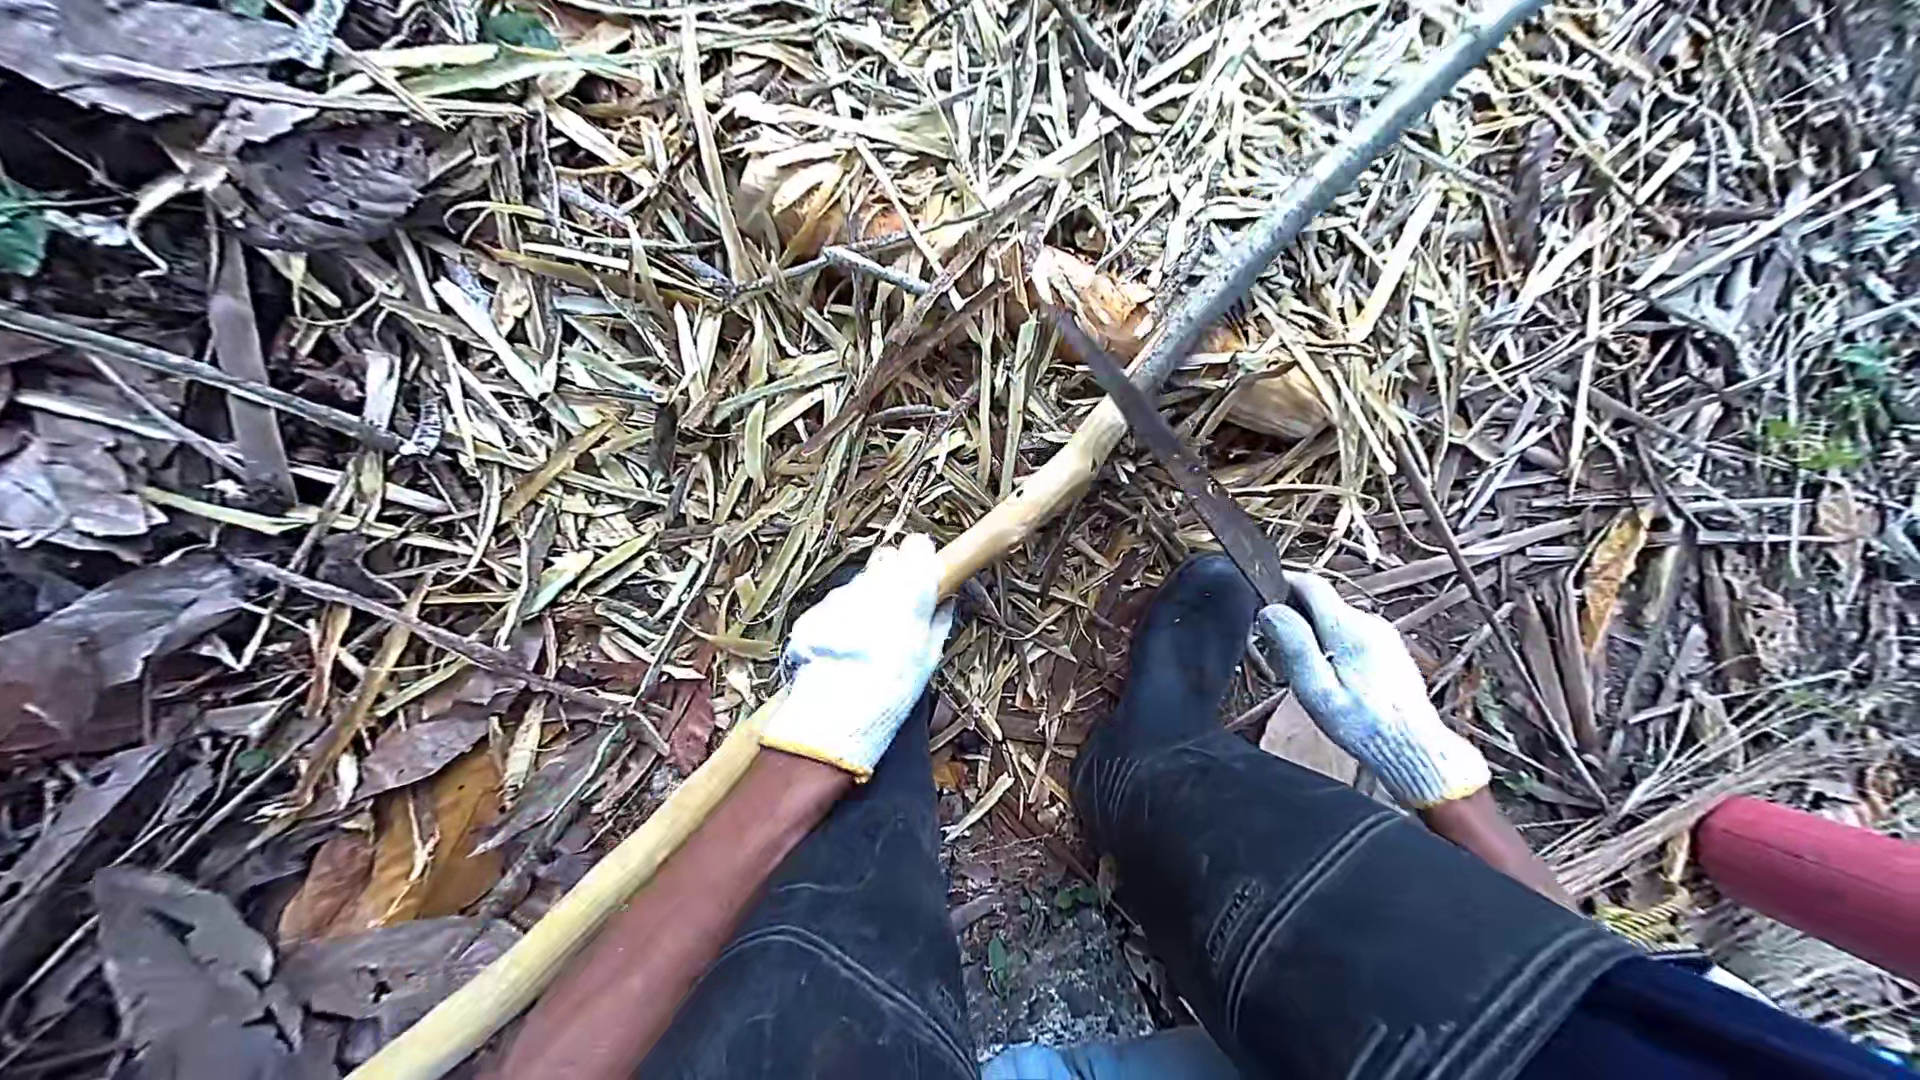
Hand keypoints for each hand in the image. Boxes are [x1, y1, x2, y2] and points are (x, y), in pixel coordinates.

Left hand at [760, 534, 953, 779]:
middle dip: (895, 574)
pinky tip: (848, 643)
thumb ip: (938, 621)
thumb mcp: (928, 656)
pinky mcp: (819, 608)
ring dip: (870, 596)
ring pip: (862, 580)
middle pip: (887, 558)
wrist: (836, 711)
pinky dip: (845, 615)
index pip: (917, 546)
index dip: (921, 558)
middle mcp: (874, 582)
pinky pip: (838, 602)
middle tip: (900, 604)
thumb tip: (945, 603)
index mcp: (908, 588)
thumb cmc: (893, 686)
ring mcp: (843, 593)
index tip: (924, 573)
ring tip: (872, 633)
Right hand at [1256, 571, 1488, 808]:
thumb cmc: (1362, 724)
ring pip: (1334, 617)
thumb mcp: (1315, 688)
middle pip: (1320, 601)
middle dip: (1295, 615)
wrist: (1413, 749)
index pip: (1310, 583)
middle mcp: (1369, 623)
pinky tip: (1331, 675)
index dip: (1282, 584)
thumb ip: (1293, 644)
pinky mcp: (1388, 648)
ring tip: (1305, 669)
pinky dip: (1332, 643)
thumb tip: (1271, 610)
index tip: (1264, 598)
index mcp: (1347, 628)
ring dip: (1313, 632)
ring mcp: (1382, 634)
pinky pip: (1350, 632)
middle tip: (1278, 649)